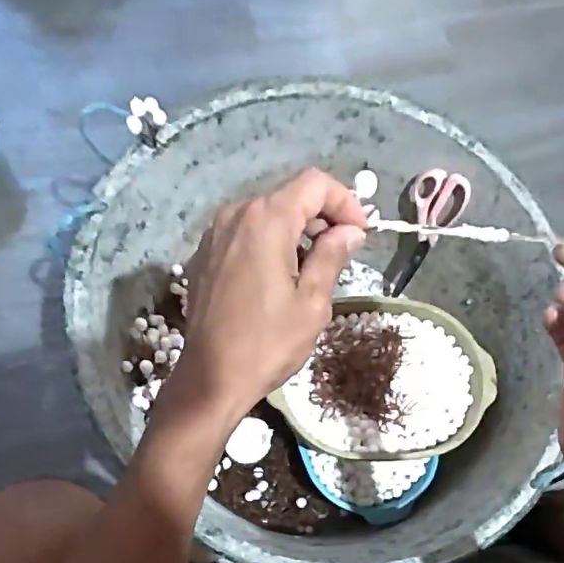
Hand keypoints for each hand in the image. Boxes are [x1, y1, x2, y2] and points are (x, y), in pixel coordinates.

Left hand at [167, 169, 366, 419]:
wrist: (211, 378)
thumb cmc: (267, 344)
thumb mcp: (311, 304)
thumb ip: (332, 257)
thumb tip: (349, 232)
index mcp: (266, 221)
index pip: (314, 184)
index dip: (344, 202)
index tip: (359, 233)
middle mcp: (236, 216)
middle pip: (288, 198)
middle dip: (320, 220)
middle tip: (340, 256)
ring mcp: (214, 235)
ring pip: (265, 218)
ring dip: (294, 235)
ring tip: (309, 273)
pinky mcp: (204, 257)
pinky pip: (244, 237)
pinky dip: (267, 247)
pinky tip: (276, 281)